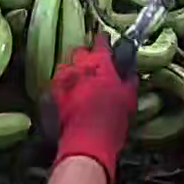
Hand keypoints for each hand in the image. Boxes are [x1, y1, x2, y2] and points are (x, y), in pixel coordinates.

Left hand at [47, 36, 136, 182]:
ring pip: (66, 64)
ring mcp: (64, 79)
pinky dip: (62, 84)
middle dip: (86, 55)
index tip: (106, 43)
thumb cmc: (112, 120)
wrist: (87, 143)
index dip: (104, 40)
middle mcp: (80, 66)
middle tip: (94, 65)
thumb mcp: (128, 98)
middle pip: (80, 50)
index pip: (101, 40)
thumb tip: (130, 71)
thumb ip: (128, 80)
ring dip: (73, 69)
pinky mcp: (53, 93)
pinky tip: (67, 91)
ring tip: (79, 78)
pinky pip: (56, 81)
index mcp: (101, 63)